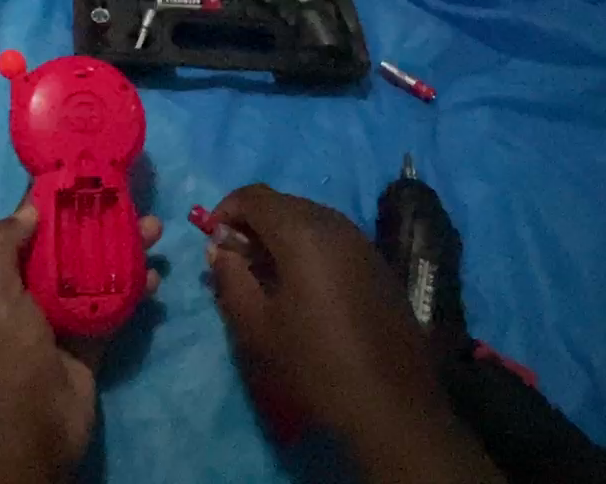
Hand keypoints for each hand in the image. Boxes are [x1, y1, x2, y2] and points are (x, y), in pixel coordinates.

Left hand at [0, 204, 163, 483]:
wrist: (28, 440)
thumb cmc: (9, 362)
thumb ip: (2, 247)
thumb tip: (30, 206)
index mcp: (10, 277)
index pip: (32, 225)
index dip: (55, 197)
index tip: (85, 170)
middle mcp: (37, 292)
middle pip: (74, 244)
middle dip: (102, 220)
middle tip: (135, 202)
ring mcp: (67, 318)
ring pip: (100, 271)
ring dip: (126, 249)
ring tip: (155, 231)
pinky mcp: (94, 342)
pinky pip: (118, 307)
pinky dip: (136, 289)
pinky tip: (156, 277)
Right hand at [207, 185, 502, 482]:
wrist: (392, 409)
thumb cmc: (315, 365)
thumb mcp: (257, 326)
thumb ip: (231, 277)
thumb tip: (220, 247)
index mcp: (301, 232)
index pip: (253, 195)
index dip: (226, 210)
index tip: (212, 240)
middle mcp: (334, 223)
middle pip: (282, 203)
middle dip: (253, 222)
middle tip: (236, 259)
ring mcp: (361, 241)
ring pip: (309, 217)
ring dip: (281, 233)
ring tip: (267, 273)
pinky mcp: (377, 263)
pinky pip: (332, 237)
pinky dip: (308, 246)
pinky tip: (304, 285)